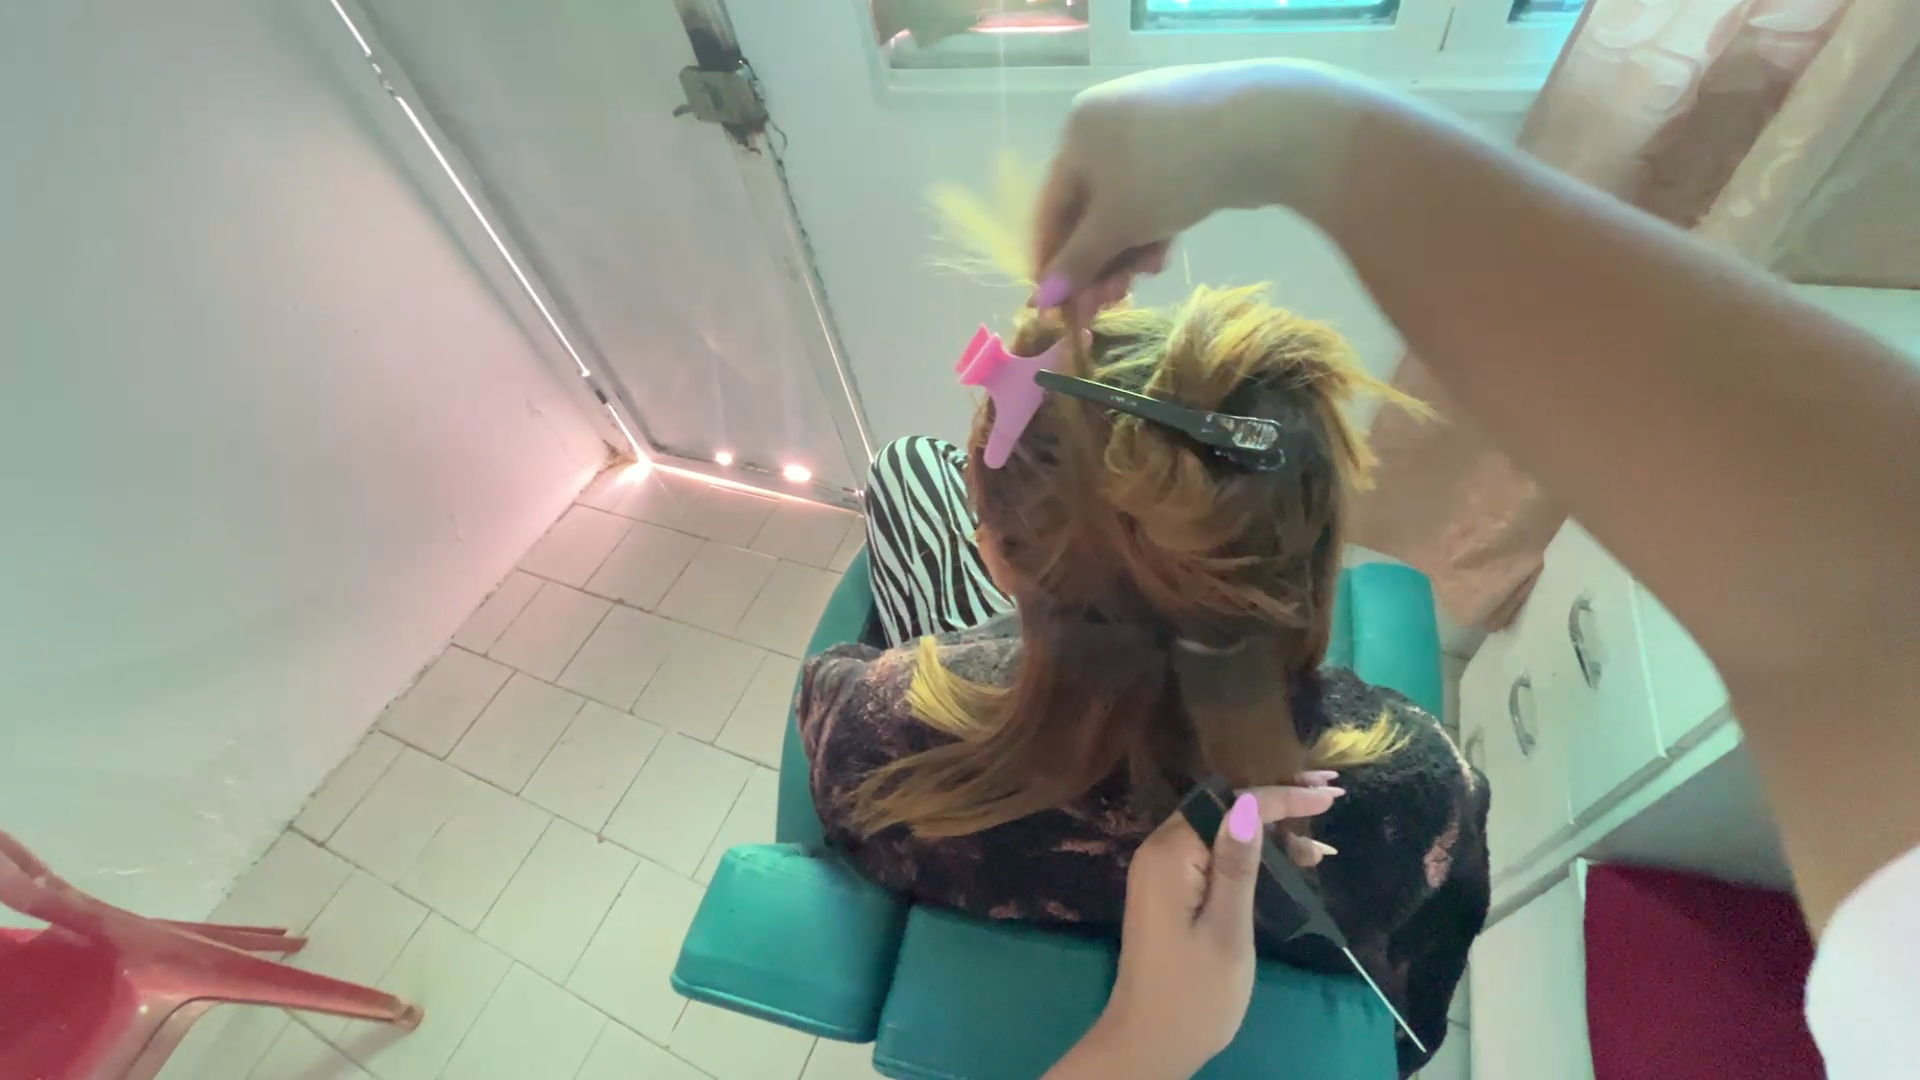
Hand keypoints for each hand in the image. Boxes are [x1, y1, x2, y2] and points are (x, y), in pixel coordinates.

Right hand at [1030, 61, 1368, 314]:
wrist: (1263, 129)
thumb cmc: (1167, 174)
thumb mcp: (1115, 226)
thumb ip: (1075, 265)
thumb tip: (1040, 302)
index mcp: (1076, 134)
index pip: (1049, 212)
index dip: (1051, 265)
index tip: (1058, 310)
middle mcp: (1105, 126)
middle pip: (1087, 213)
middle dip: (1095, 265)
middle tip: (1105, 307)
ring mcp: (1148, 131)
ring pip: (1121, 210)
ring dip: (1124, 255)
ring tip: (1138, 283)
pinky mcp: (1185, 144)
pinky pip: (1152, 197)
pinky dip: (1150, 231)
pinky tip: (1161, 257)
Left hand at [1047, 779, 1343, 1078]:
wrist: (1149, 1041)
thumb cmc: (1195, 993)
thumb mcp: (1227, 930)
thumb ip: (1237, 865)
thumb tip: (1248, 804)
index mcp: (1169, 853)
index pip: (1228, 804)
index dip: (1278, 797)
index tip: (1326, 794)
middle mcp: (1158, 849)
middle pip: (1221, 809)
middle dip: (1275, 805)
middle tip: (1326, 801)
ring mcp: (1160, 868)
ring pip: (1218, 831)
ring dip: (1266, 833)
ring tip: (1319, 845)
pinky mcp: (1167, 888)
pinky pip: (1209, 853)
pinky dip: (1246, 855)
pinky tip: (1285, 864)